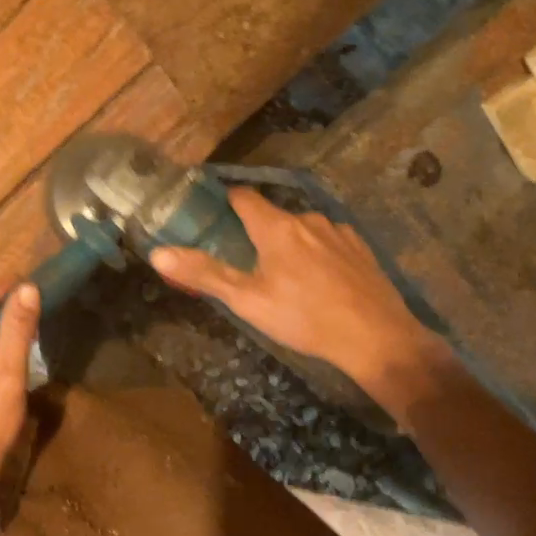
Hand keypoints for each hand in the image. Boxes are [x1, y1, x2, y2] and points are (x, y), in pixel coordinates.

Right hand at [150, 190, 449, 397]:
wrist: (377, 338)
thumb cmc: (304, 318)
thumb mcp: (246, 300)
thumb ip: (203, 274)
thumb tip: (158, 253)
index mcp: (276, 227)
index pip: (243, 197)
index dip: (225, 203)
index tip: (211, 216)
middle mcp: (307, 219)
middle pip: (272, 216)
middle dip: (255, 232)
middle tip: (243, 262)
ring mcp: (338, 233)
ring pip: (301, 230)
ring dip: (288, 244)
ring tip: (282, 277)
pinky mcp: (361, 249)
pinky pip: (327, 242)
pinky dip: (316, 254)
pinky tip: (317, 281)